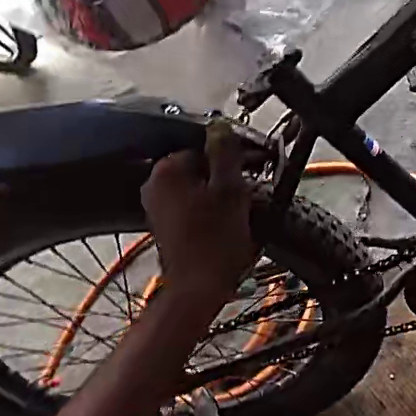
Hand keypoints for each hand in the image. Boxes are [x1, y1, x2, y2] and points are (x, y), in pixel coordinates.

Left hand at [141, 125, 258, 304]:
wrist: (197, 289)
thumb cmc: (215, 241)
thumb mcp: (230, 190)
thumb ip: (226, 153)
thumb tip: (221, 126)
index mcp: (167, 170)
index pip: (206, 145)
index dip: (237, 153)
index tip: (259, 162)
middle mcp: (156, 184)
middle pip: (201, 165)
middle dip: (230, 172)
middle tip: (256, 184)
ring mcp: (159, 206)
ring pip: (199, 185)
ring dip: (223, 190)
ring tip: (247, 204)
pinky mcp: (167, 225)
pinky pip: (194, 204)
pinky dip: (212, 206)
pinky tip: (231, 218)